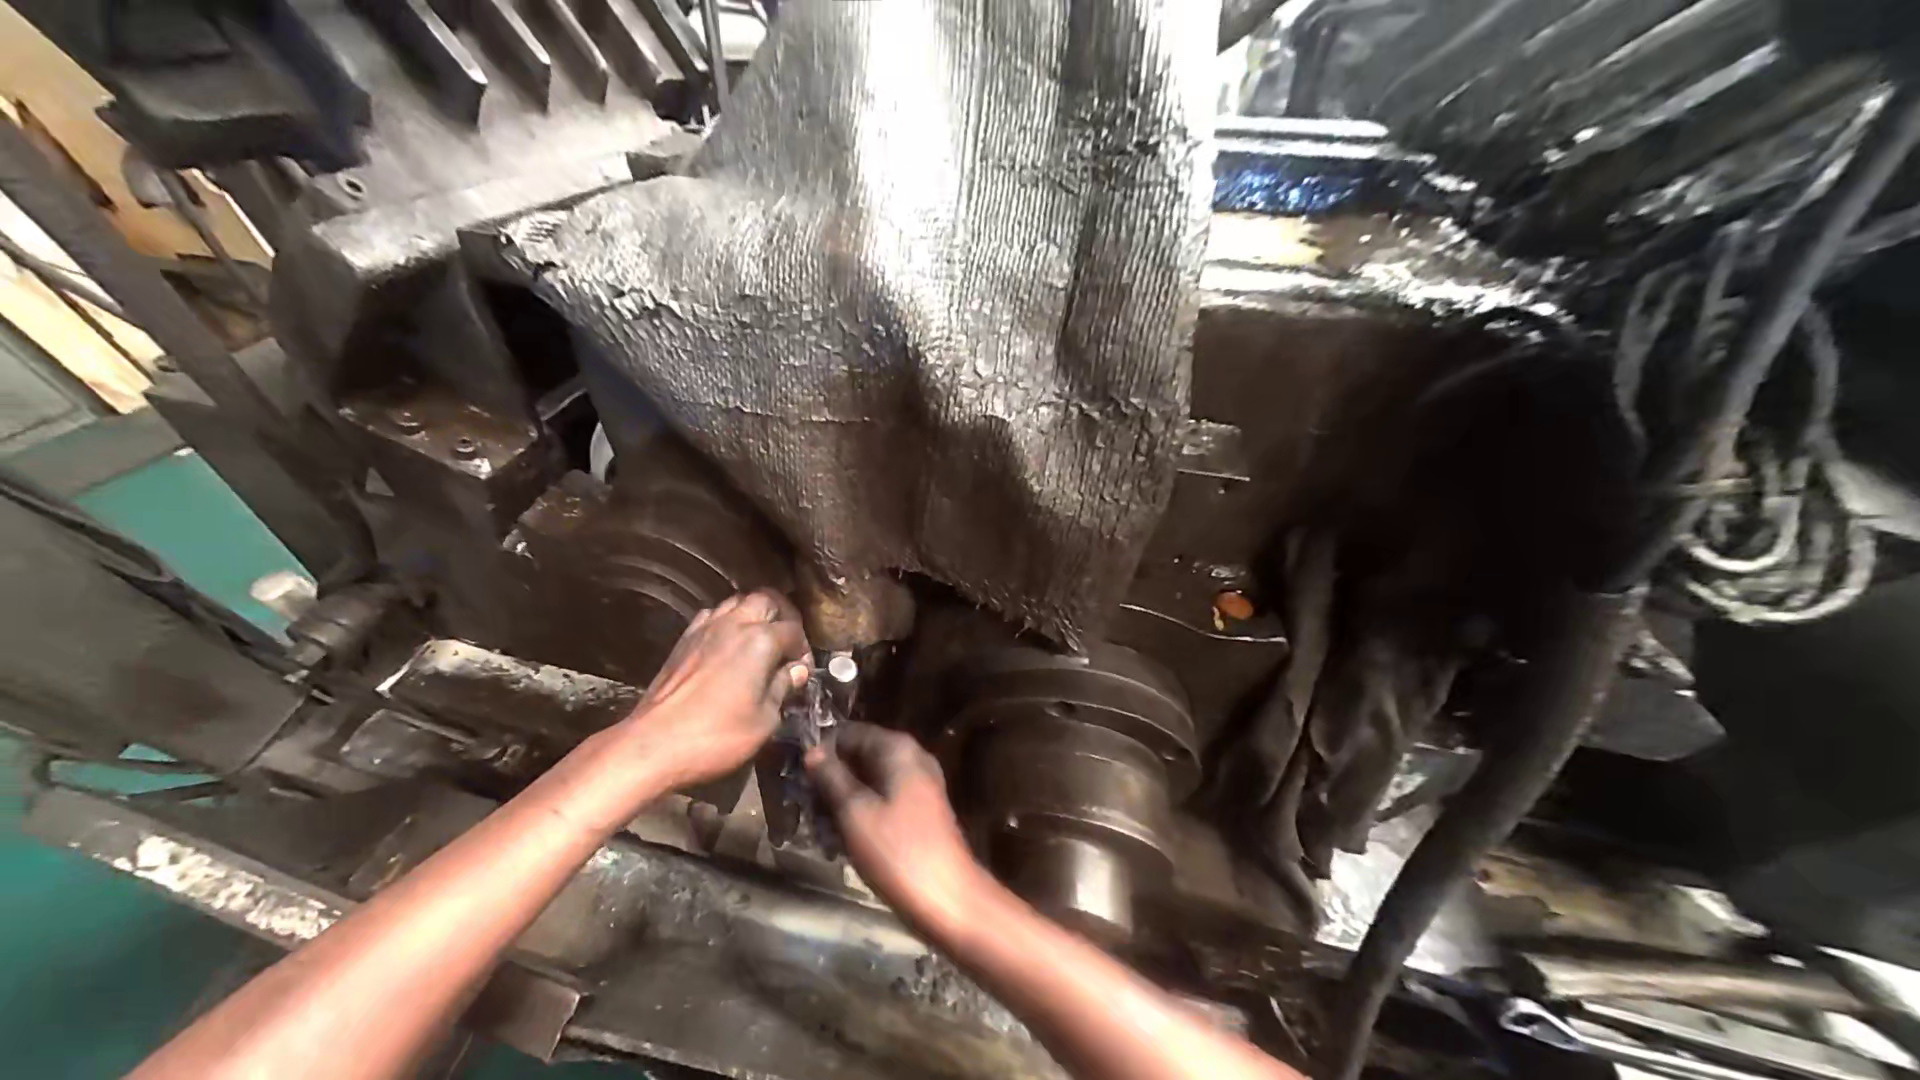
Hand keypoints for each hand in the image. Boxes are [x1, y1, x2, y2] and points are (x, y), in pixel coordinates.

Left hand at [624, 589, 810, 788]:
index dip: (804, 650)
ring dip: (753, 614)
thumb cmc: (717, 736)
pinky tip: (729, 645)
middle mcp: (734, 624)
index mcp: (760, 640)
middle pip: (766, 599)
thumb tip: (795, 672)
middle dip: (783, 616)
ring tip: (760, 640)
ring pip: (737, 601)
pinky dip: (727, 622)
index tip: (802, 672)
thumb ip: (782, 688)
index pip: (794, 631)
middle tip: (787, 643)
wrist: (653, 745)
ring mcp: (705, 629)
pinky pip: (712, 616)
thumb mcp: (765, 720)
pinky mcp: (683, 640)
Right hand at [806, 723, 987, 933]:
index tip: (796, 777)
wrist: (947, 898)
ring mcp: (916, 785)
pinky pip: (879, 803)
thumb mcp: (855, 811)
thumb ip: (830, 776)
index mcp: (897, 748)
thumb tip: (812, 750)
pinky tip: (839, 846)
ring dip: (839, 805)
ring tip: (820, 835)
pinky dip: (858, 818)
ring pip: (866, 784)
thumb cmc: (897, 850)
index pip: (849, 732)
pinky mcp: (916, 812)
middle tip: (804, 812)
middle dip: (828, 784)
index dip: (820, 752)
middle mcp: (910, 758)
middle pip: (857, 758)